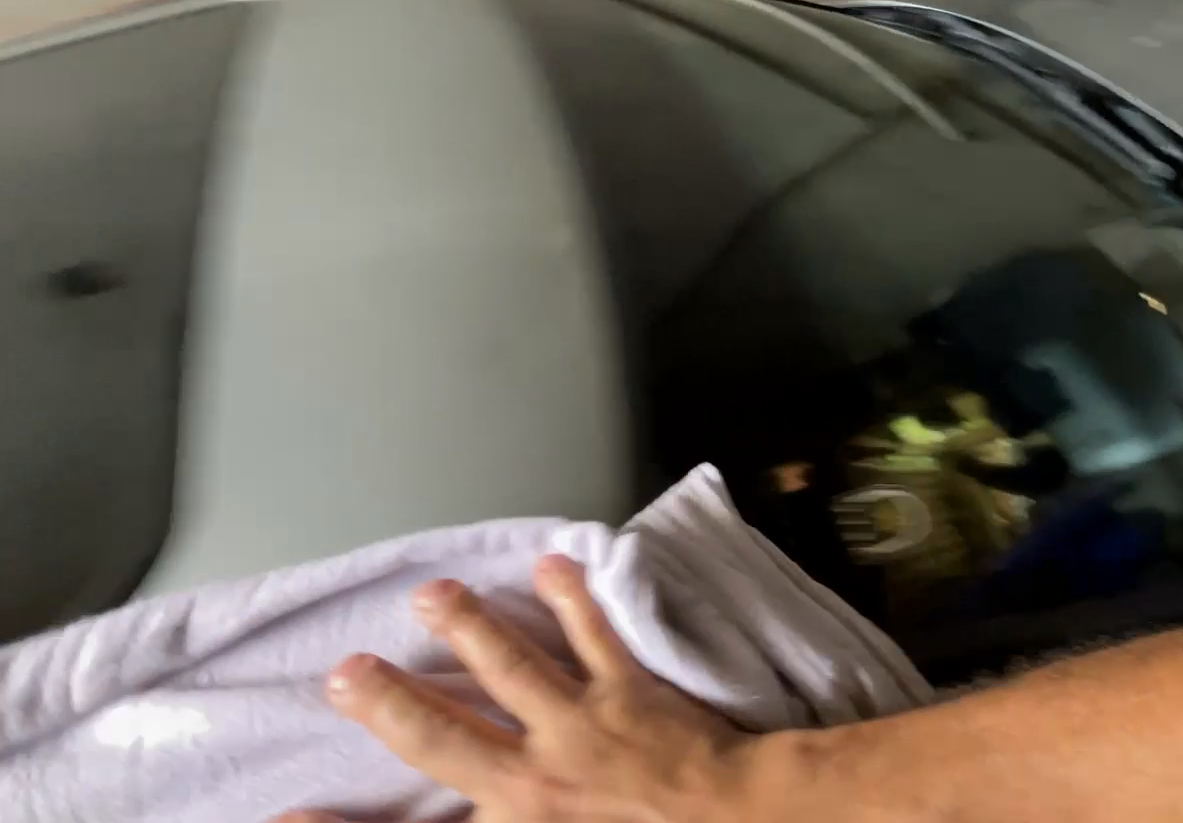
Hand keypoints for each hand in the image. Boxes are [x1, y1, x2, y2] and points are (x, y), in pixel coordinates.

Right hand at [277, 554, 752, 822]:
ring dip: (470, 628)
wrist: (720, 816)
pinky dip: (572, 597)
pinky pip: (595, 633)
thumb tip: (472, 804)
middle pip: (445, 736)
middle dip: (390, 704)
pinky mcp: (628, 685)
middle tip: (345, 669)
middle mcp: (534, 775)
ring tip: (433, 594)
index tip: (285, 813)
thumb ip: (505, 821)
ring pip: (513, 668)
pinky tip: (552, 563)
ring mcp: (581, 723)